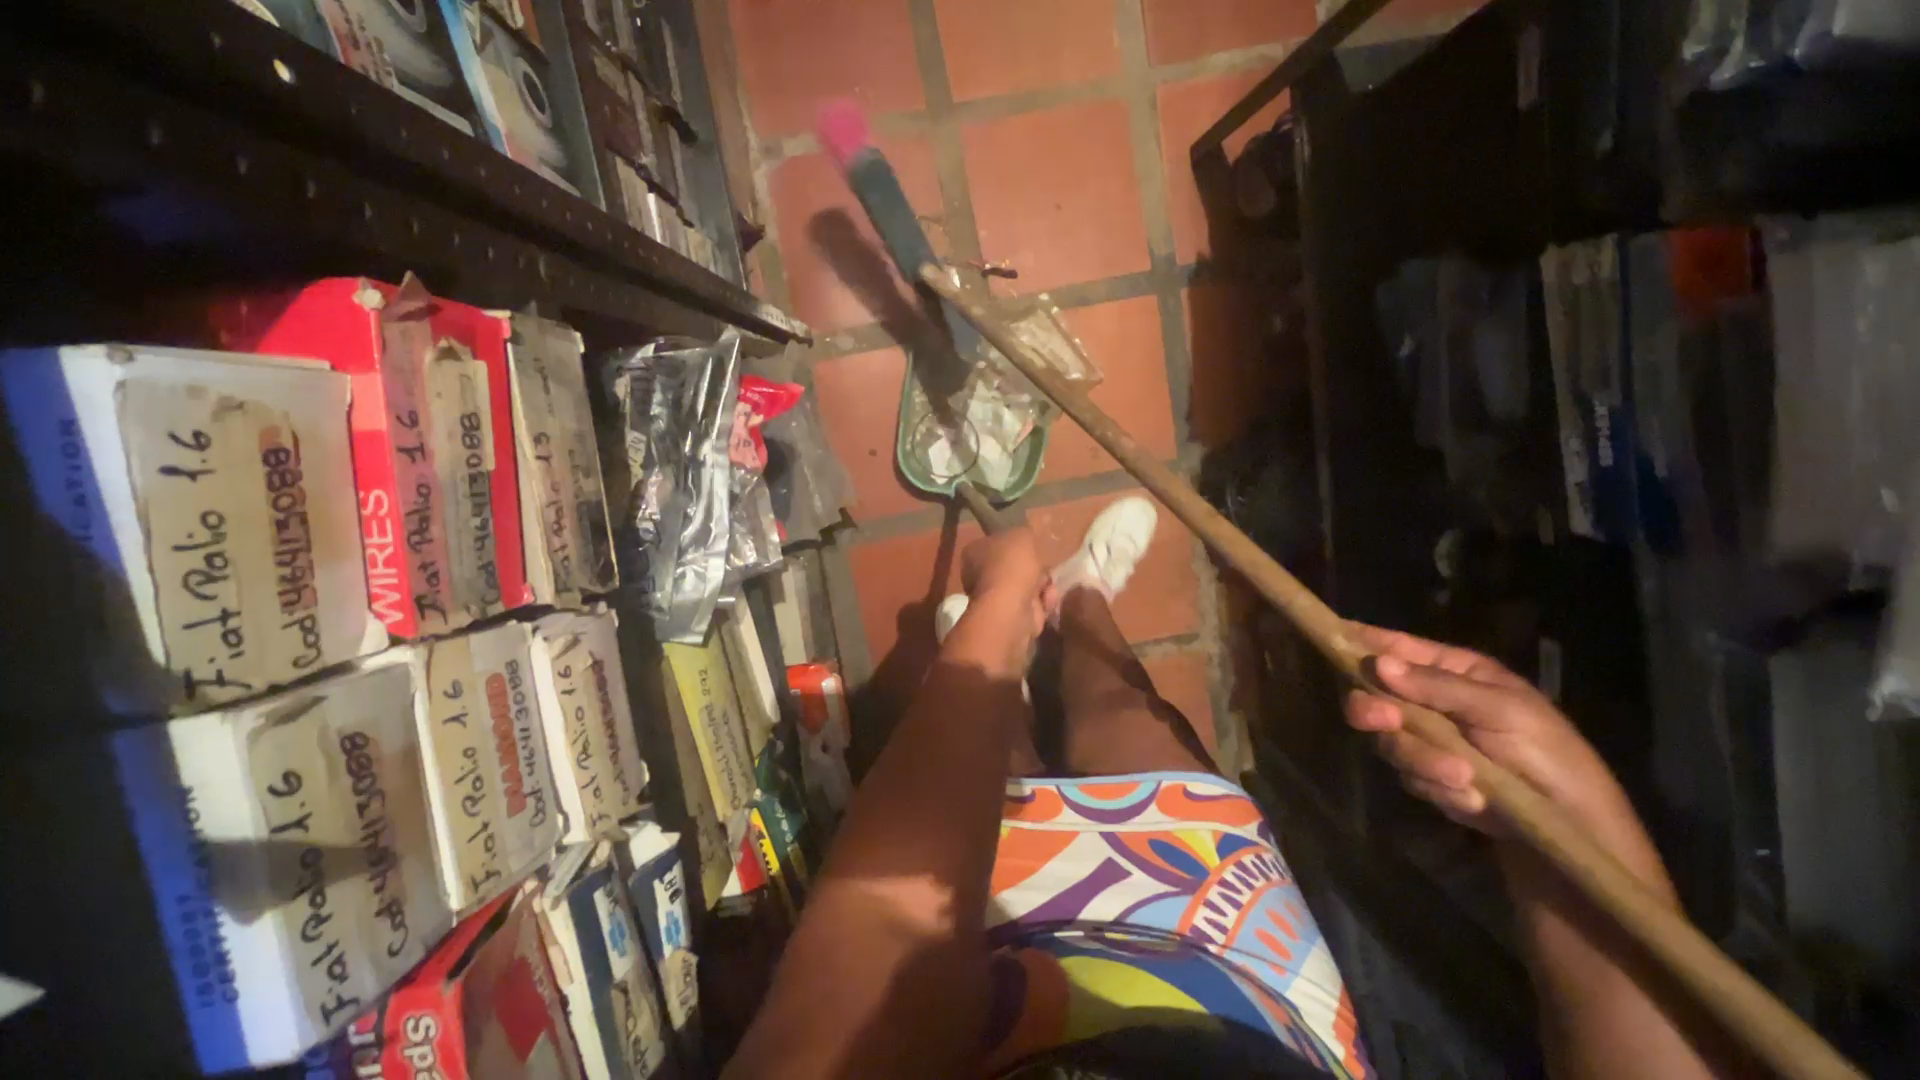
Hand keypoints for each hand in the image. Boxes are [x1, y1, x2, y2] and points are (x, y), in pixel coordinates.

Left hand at [959, 529, 1054, 638]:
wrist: (1012, 606)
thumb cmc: (1012, 564)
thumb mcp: (1022, 535)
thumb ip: (1023, 535)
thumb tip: (1024, 541)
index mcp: (974, 553)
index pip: (995, 545)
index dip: (1016, 545)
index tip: (1031, 546)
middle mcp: (979, 576)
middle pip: (1014, 567)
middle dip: (1033, 567)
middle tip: (1045, 565)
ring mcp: (995, 598)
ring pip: (1026, 586)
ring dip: (1042, 585)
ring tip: (1048, 584)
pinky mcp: (1011, 616)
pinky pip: (1034, 604)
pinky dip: (1044, 601)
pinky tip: (1047, 599)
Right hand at [1342, 624, 1628, 836]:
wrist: (1573, 826)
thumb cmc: (1547, 751)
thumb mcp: (1500, 710)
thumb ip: (1436, 686)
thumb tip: (1379, 662)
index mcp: (1454, 670)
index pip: (1398, 648)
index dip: (1364, 643)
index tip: (1332, 640)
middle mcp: (1433, 701)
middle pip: (1377, 696)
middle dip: (1379, 711)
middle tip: (1383, 720)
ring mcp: (1429, 740)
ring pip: (1391, 741)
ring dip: (1424, 761)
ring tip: (1465, 779)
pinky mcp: (1430, 778)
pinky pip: (1410, 776)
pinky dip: (1439, 788)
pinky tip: (1474, 799)